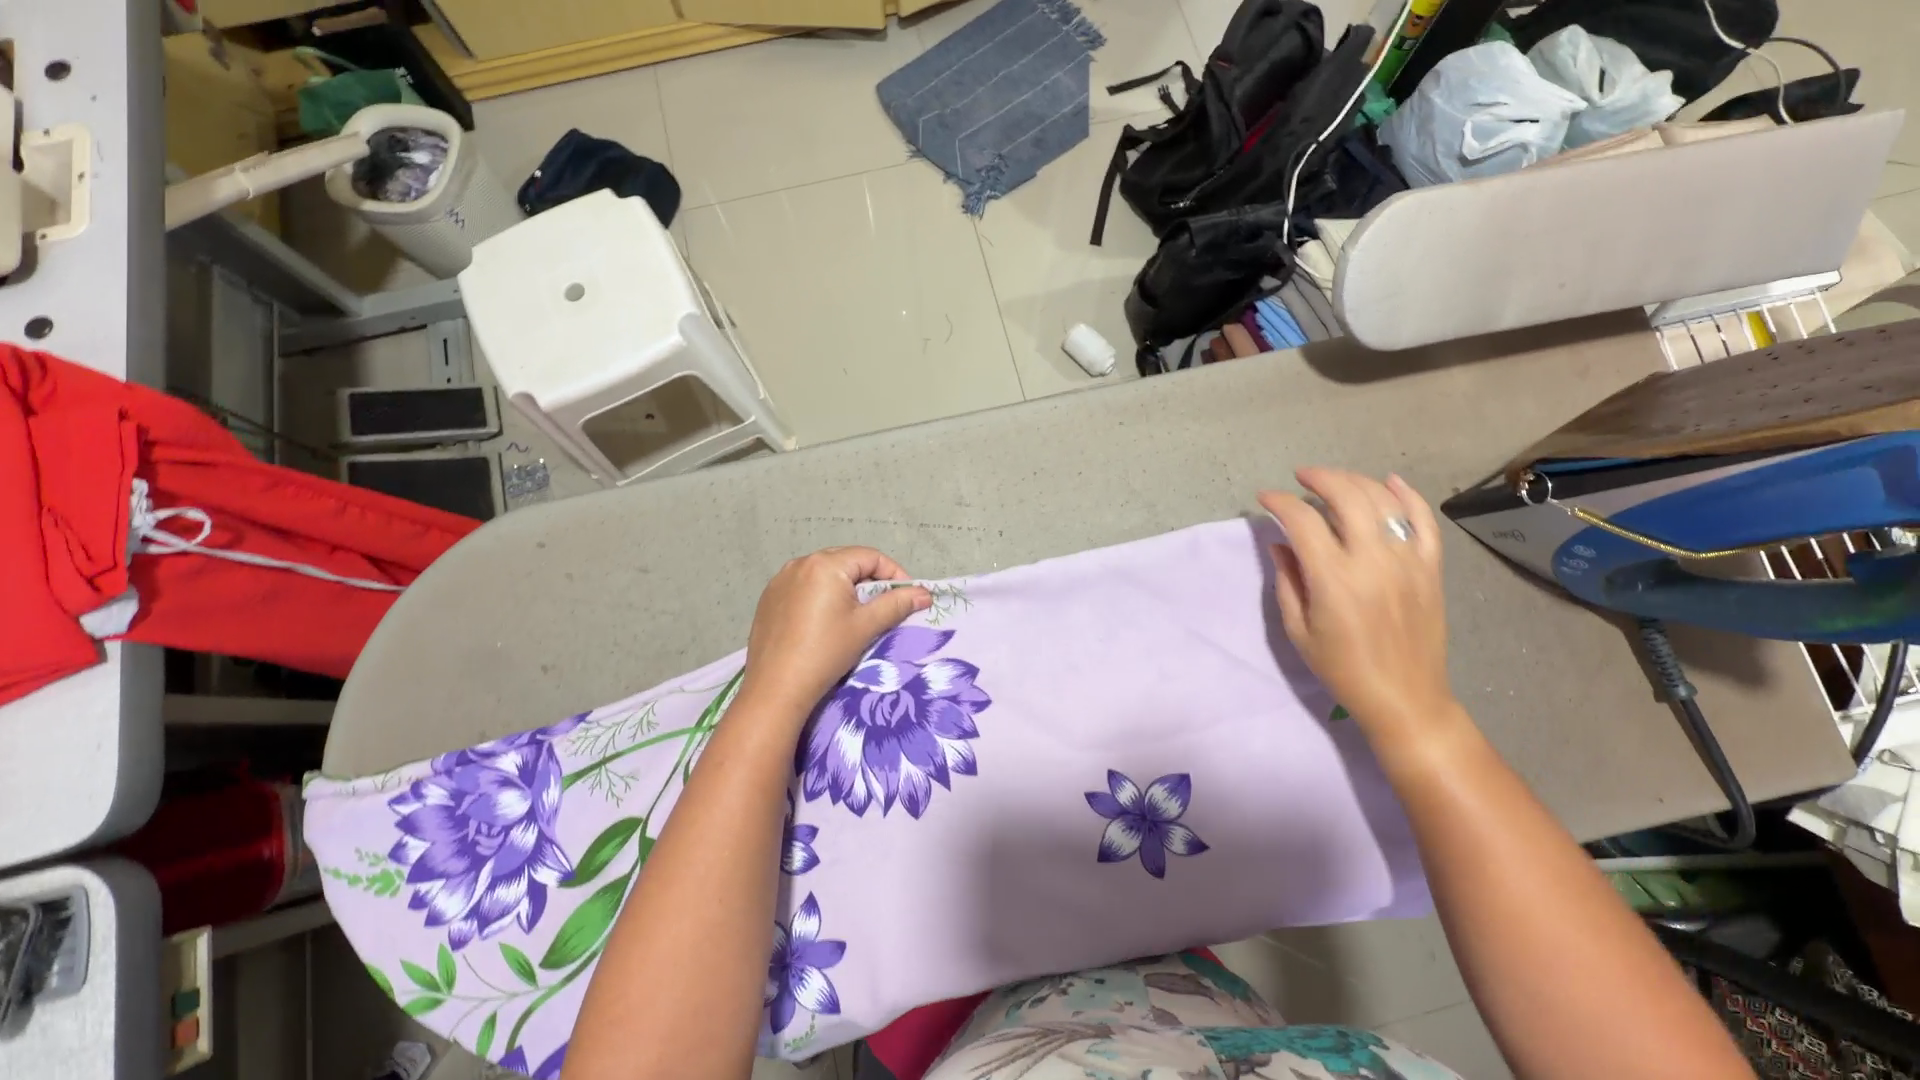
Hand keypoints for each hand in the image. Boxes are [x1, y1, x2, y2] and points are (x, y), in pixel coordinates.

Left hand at [739, 547, 930, 720]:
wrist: (776, 687)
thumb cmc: (826, 653)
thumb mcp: (866, 626)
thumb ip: (897, 604)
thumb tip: (924, 594)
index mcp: (825, 564)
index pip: (870, 557)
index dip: (894, 574)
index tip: (906, 598)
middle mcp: (800, 563)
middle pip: (846, 561)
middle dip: (870, 580)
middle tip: (884, 606)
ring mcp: (780, 580)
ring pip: (824, 574)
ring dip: (845, 587)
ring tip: (856, 615)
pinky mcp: (769, 598)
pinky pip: (803, 587)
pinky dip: (821, 596)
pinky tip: (824, 622)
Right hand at [1259, 469, 1456, 745]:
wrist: (1404, 697)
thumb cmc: (1342, 669)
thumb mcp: (1299, 631)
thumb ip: (1288, 581)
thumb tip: (1281, 544)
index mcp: (1334, 579)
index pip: (1303, 521)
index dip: (1280, 503)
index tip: (1266, 499)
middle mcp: (1373, 560)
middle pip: (1347, 496)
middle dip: (1320, 479)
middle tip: (1302, 478)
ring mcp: (1407, 560)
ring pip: (1384, 500)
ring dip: (1355, 481)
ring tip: (1335, 482)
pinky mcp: (1430, 567)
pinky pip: (1423, 520)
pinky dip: (1407, 495)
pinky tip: (1390, 482)